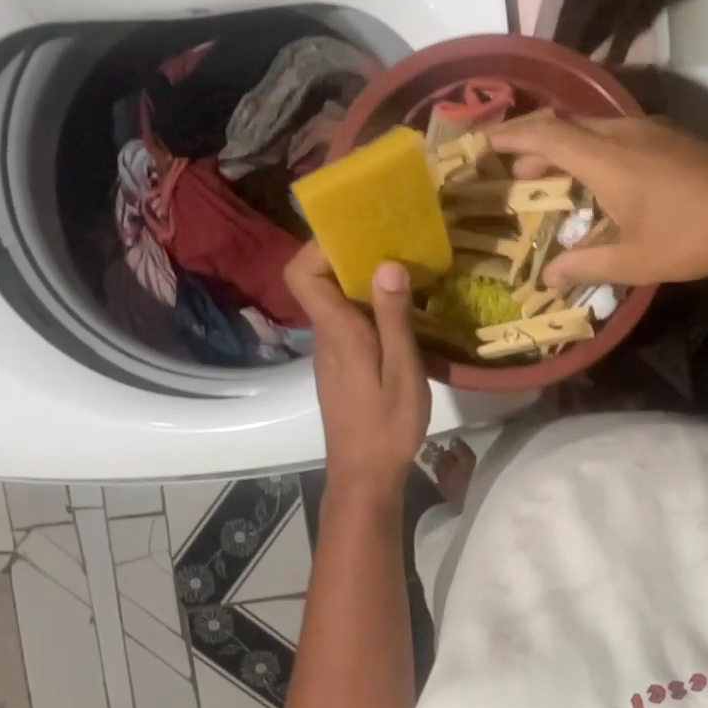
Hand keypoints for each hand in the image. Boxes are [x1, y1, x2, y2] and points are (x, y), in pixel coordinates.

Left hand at [284, 244, 430, 495]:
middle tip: (394, 245)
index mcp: (337, 331)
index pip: (302, 273)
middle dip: (351, 256)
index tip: (358, 233)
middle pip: (320, 282)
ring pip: (336, 303)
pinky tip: (399, 317)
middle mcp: (326, 336)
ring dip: (363, 283)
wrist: (364, 475)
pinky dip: (367, 310)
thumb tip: (386, 264)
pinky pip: (346, 324)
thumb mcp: (402, 371)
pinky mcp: (340, 369)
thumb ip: (394, 318)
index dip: (319, 245)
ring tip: (405, 274)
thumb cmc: (386, 425)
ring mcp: (330, 354)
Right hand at [489, 116, 707, 287]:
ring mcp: (652, 131)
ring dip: (566, 147)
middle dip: (534, 144)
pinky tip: (599, 178)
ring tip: (553, 177)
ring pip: (594, 128)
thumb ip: (586, 265)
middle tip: (515, 171)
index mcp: (607, 159)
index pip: (546, 135)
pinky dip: (593, 149)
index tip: (484, 142)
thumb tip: (548, 279)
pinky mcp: (673, 138)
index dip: (511, 137)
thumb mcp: (634, 261)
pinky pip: (617, 133)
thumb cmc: (692, 238)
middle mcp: (625, 133)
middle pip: (567, 125)